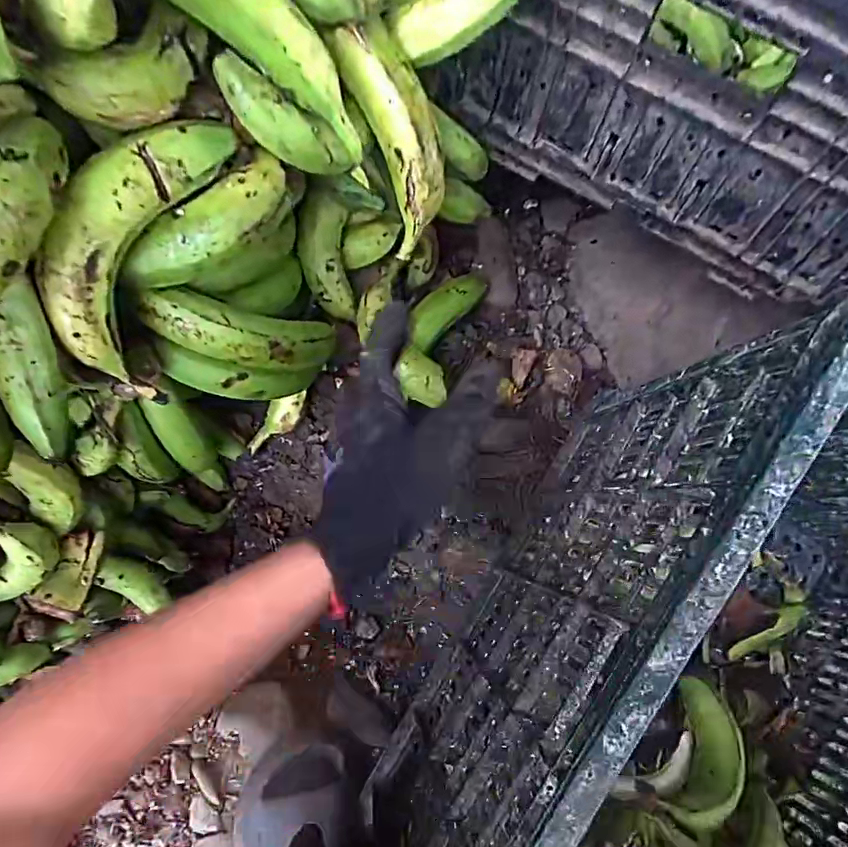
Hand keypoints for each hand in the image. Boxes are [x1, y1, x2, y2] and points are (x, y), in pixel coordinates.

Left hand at [312, 301, 497, 603]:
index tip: (402, 303)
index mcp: (372, 398)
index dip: (392, 324)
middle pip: (381, 377)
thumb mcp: (443, 444)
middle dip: (402, 362)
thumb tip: (492, 364)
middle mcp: (358, 413)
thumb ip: (468, 404)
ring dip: (411, 399)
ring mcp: (355, 441)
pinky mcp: (359, 465)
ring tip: (436, 396)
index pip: (380, 347)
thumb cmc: (398, 487)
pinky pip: (386, 434)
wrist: (358, 543)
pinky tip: (427, 440)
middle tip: (422, 349)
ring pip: (386, 408)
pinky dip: (408, 428)